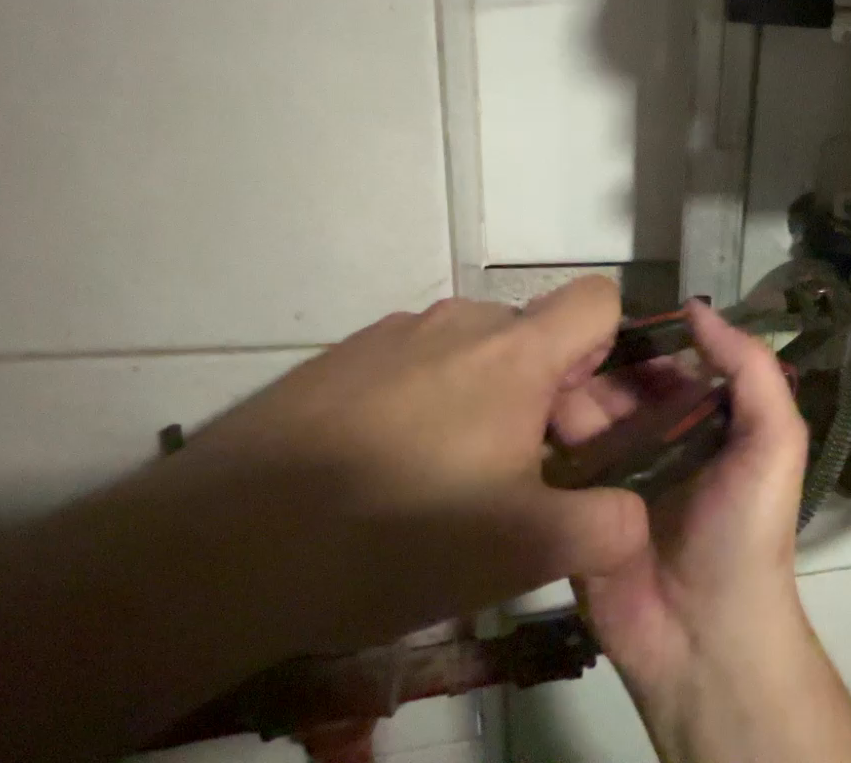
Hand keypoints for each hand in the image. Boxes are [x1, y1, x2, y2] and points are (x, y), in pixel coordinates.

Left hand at [168, 276, 647, 650]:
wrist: (215, 552)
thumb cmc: (397, 536)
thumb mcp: (526, 550)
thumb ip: (611, 526)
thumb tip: (635, 514)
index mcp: (515, 352)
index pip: (598, 298)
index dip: (610, 351)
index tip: (582, 420)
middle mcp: (456, 323)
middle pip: (535, 338)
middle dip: (547, 398)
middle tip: (518, 481)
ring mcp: (387, 337)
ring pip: (471, 355)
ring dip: (484, 405)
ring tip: (444, 486)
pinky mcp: (332, 362)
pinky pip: (410, 368)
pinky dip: (422, 408)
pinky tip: (380, 478)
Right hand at [557, 302, 809, 690]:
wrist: (703, 635)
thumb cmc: (746, 531)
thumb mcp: (774, 440)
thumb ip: (750, 369)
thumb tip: (697, 308)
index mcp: (705, 421)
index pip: (668, 363)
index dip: (643, 337)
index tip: (600, 310)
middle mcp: (656, 440)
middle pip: (617, 385)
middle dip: (592, 360)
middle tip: (548, 335)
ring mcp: (611, 474)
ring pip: (579, 416)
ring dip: (558, 391)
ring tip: (522, 364)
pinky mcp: (574, 507)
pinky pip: (551, 462)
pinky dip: (535, 435)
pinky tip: (507, 408)